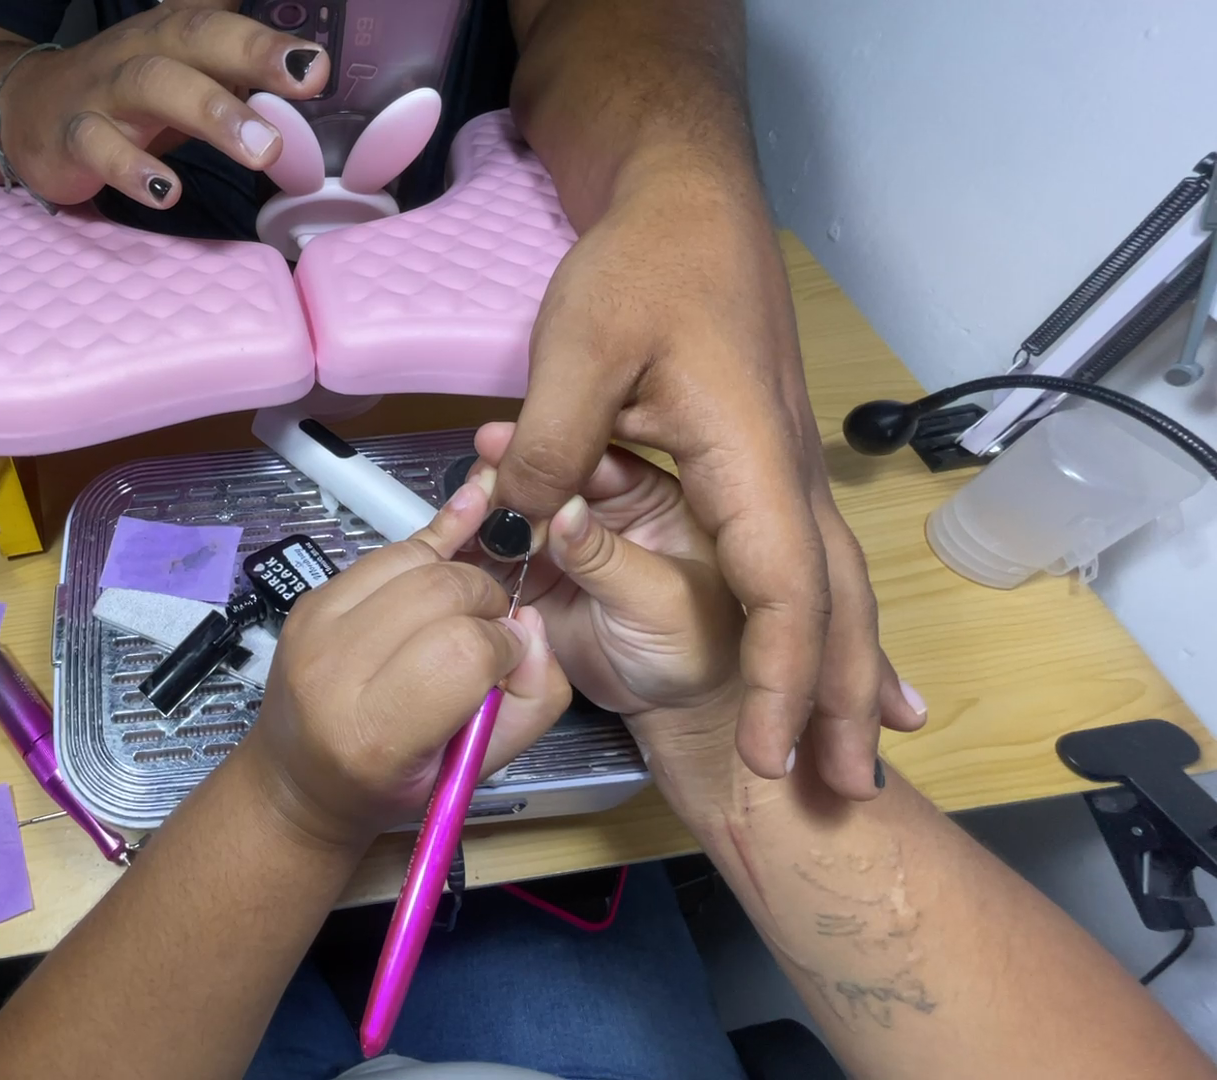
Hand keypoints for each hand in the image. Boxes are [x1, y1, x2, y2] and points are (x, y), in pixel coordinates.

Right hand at [0, 0, 325, 208]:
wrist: (27, 112)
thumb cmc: (121, 99)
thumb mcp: (178, 75)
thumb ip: (230, 70)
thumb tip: (301, 70)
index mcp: (170, 40)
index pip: (223, 28)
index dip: (269, 42)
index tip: (318, 65)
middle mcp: (139, 55)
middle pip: (194, 41)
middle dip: (253, 56)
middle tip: (306, 81)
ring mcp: (102, 95)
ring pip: (154, 87)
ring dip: (211, 113)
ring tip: (260, 151)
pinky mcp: (71, 139)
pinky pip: (100, 149)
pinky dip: (134, 170)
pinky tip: (168, 193)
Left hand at [245, 479, 569, 848]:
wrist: (300, 776)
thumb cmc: (389, 784)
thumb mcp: (474, 768)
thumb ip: (530, 703)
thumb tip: (529, 624)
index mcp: (374, 733)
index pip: (462, 651)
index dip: (502, 644)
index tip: (506, 656)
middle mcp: (333, 672)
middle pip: (437, 590)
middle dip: (484, 598)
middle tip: (488, 626)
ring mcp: (312, 627)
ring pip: (409, 558)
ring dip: (452, 573)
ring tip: (459, 609)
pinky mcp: (308, 599)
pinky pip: (381, 555)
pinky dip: (419, 562)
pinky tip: (435, 578)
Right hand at [472, 426, 749, 780]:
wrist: (672, 710)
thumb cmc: (696, 649)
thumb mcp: (660, 598)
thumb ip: (608, 556)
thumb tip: (559, 509)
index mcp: (648, 498)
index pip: (595, 461)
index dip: (554, 451)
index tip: (505, 441)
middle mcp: (598, 511)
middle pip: (545, 479)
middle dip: (510, 475)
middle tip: (477, 478)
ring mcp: (559, 543)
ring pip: (515, 512)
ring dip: (486, 509)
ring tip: (461, 509)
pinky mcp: (530, 576)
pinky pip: (496, 554)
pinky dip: (474, 547)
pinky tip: (453, 540)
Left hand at [488, 164, 922, 799]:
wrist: (686, 205)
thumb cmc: (640, 271)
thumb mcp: (576, 359)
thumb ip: (549, 452)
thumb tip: (514, 528)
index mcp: (748, 458)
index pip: (783, 588)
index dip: (785, 677)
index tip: (776, 753)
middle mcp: (780, 471)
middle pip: (830, 599)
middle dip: (837, 696)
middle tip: (841, 786)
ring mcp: (772, 462)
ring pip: (824, 578)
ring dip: (838, 665)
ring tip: (848, 744)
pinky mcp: (749, 454)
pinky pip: (792, 547)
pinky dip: (813, 608)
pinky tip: (824, 639)